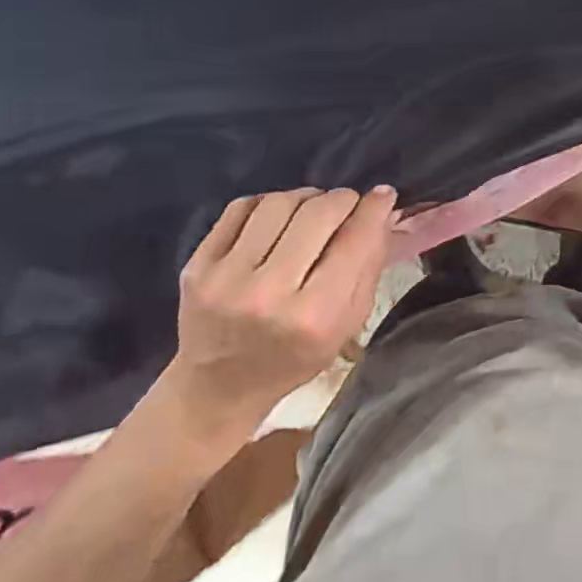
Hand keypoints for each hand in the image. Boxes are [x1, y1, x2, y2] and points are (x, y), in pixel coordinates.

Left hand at [157, 186, 397, 455]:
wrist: (219, 386)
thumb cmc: (296, 357)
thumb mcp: (348, 324)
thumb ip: (368, 266)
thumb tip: (382, 211)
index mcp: (315, 316)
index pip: (354, 240)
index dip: (374, 208)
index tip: (383, 195)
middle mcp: (269, 293)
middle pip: (318, 212)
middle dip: (343, 199)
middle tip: (348, 204)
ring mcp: (227, 277)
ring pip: (280, 202)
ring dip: (306, 198)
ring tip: (312, 212)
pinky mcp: (198, 266)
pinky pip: (242, 208)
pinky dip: (269, 203)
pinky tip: (278, 219)